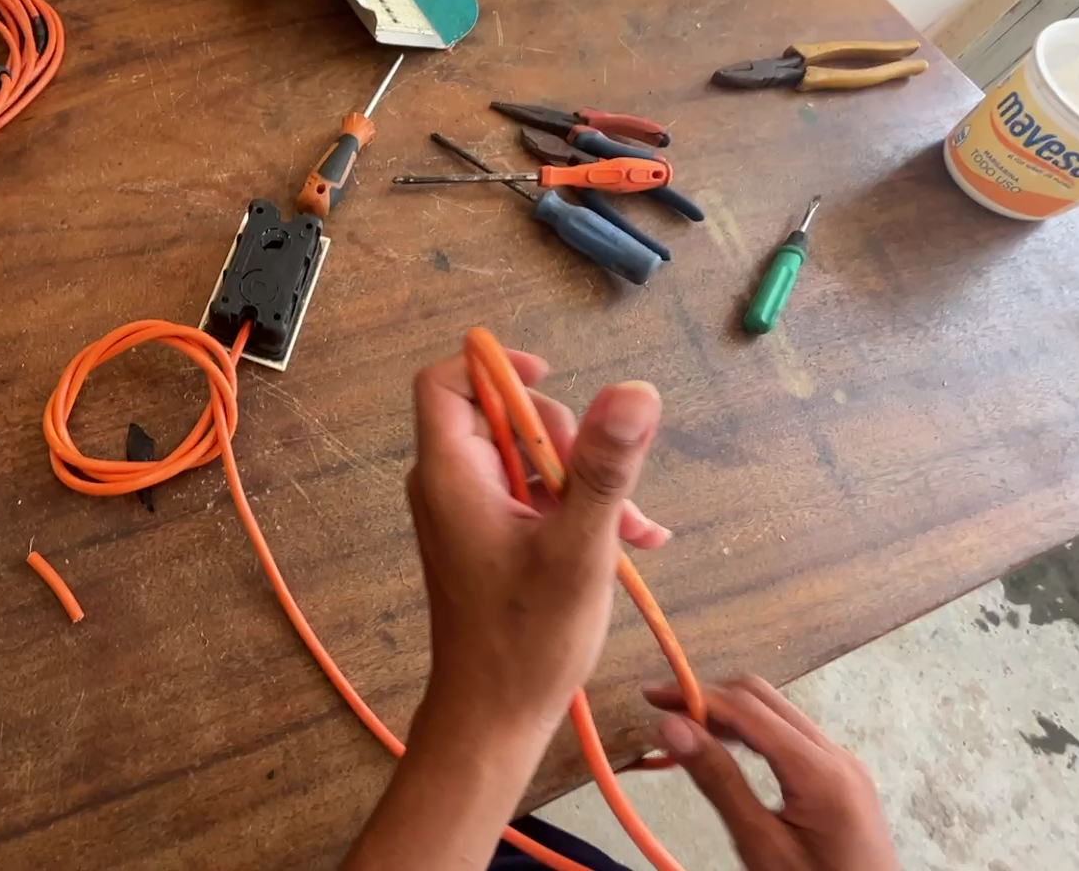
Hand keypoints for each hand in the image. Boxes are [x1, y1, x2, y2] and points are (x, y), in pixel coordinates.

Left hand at [407, 349, 668, 737]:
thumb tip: (633, 391)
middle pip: (499, 414)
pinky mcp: (484, 531)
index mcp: (450, 471)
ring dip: (580, 479)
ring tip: (629, 529)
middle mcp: (448, 480)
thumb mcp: (578, 549)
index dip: (492, 365)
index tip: (551, 374)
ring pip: (525, 456)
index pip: (445, 382)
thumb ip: (602, 468)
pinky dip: (572, 504)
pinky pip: (528, 492)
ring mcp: (465, 506)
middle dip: (562, 437)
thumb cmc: (526, 639)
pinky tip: (628, 539)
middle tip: (601, 488)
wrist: (492, 712)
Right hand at [645, 676, 899, 869]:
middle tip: (665, 714)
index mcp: (820, 770)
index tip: (650, 698)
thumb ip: (718, 781)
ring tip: (687, 728)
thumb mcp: (762, 847)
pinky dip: (748, 728)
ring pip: (773, 709)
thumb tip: (668, 725)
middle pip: (760, 697)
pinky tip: (725, 747)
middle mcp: (836, 754)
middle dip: (708, 696)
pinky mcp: (841, 776)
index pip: (745, 706)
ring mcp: (842, 764)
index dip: (693, 695)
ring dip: (727, 710)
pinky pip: (786, 731)